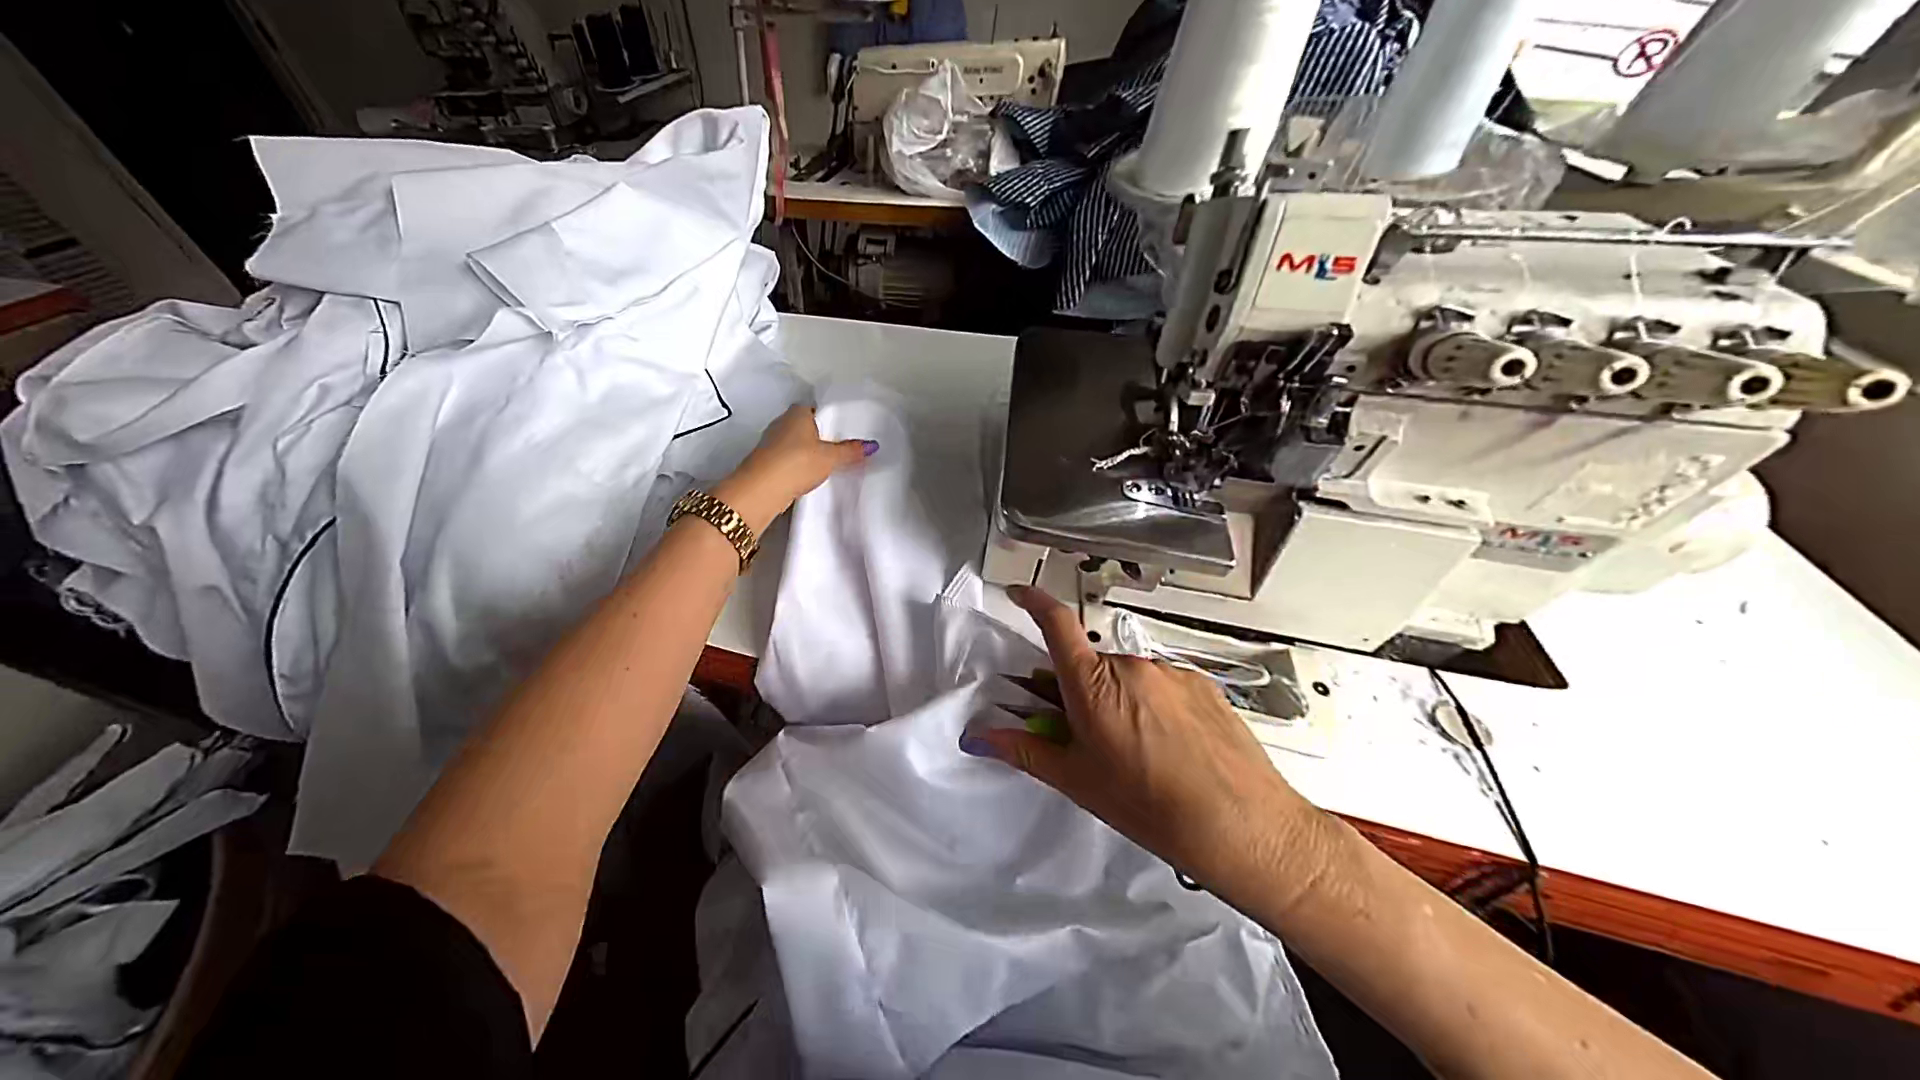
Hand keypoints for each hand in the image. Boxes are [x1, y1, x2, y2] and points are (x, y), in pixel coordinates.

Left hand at [711, 404, 874, 531]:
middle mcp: (780, 424)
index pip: (815, 409)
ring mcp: (771, 444)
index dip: (828, 419)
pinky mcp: (766, 463)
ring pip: (794, 444)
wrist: (762, 489)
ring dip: (806, 453)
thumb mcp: (831, 457)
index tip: (840, 430)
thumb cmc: (793, 462)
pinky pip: (787, 461)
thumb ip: (851, 451)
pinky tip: (807, 478)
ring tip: (824, 466)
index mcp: (797, 413)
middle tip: (836, 448)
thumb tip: (868, 446)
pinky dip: (797, 467)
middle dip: (818, 437)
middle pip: (804, 427)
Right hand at [975, 586, 1333, 901]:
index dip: (1033, 602)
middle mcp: (1131, 666)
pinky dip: (1154, 705)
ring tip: (1136, 750)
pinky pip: (1162, 684)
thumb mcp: (1078, 780)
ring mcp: (1170, 673)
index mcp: (1093, 685)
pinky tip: (1168, 747)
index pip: (1056, 624)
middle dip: (1080, 690)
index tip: (1020, 593)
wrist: (1240, 824)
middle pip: (1091, 663)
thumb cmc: (1154, 806)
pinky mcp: (1200, 683)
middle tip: (1086, 735)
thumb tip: (984, 737)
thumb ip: (1026, 749)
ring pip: (1128, 676)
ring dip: (1119, 700)